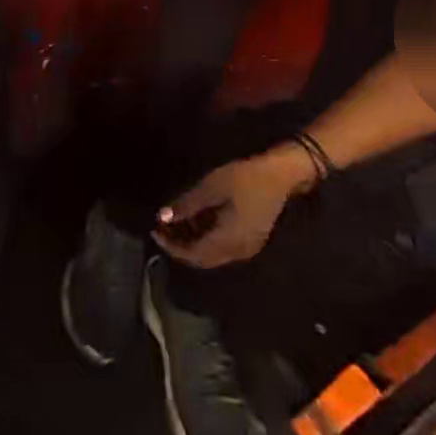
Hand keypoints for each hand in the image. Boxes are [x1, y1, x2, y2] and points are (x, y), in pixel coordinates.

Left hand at [153, 146, 316, 268]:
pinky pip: (223, 247)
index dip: (171, 246)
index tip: (154, 232)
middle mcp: (238, 252)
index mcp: (227, 242)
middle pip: (203, 259)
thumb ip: (186, 205)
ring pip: (213, 254)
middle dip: (180, 247)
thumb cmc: (245, 178)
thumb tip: (162, 217)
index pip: (193, 255)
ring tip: (175, 224)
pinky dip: (206, 239)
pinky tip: (196, 222)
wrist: (281, 175)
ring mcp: (247, 248)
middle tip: (163, 229)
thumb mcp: (211, 188)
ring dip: (193, 243)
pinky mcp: (251, 239)